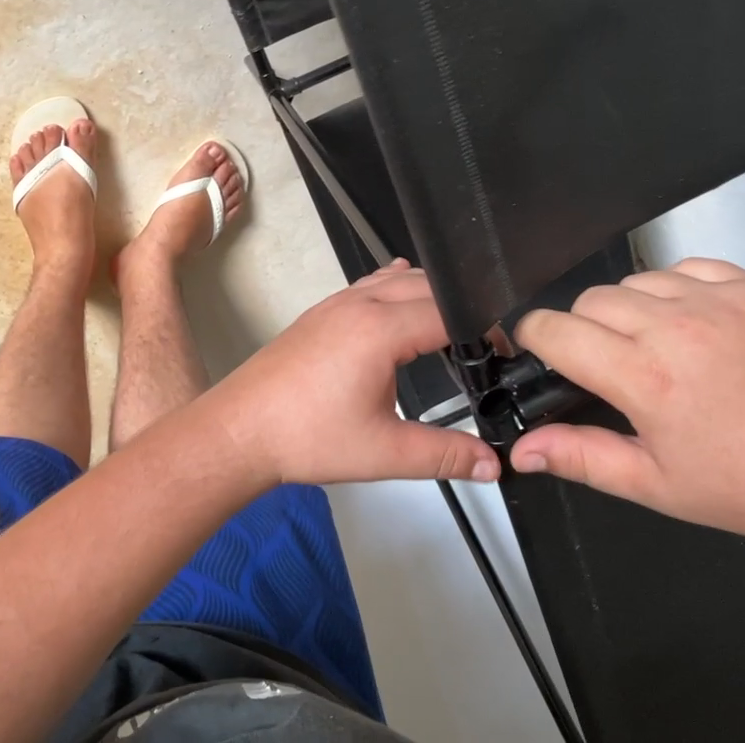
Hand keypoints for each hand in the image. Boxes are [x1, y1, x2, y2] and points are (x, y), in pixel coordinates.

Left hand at [202, 261, 499, 486]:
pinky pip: (369, 285)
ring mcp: (337, 303)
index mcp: (381, 329)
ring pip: (397, 280)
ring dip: (428, 295)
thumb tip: (491, 464)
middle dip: (462, 308)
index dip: (485, 328)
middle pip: (427, 286)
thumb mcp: (383, 452)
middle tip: (486, 346)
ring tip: (453, 327)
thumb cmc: (306, 437)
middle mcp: (360, 304)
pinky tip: (402, 294)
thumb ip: (444, 455)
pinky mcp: (321, 312)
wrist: (240, 430)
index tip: (504, 352)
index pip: (450, 311)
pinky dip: (395, 287)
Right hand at [510, 258, 744, 553]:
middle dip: (582, 330)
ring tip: (653, 347)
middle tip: (608, 368)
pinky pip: (687, 267)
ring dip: (628, 309)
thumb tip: (520, 450)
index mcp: (645, 378)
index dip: (532, 339)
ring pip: (635, 281)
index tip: (539, 354)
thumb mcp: (657, 485)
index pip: (555, 329)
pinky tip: (691, 324)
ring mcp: (719, 301)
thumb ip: (581, 457)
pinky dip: (675, 289)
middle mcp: (676, 328)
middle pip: (589, 301)